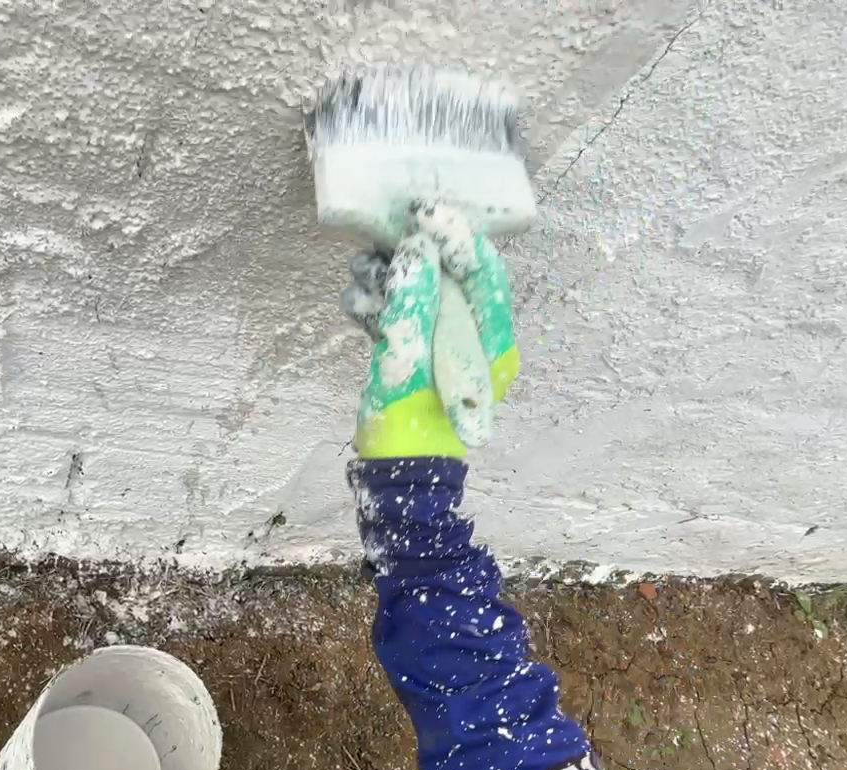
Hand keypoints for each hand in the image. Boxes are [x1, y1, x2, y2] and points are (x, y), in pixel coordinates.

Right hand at [341, 203, 520, 458]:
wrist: (394, 477)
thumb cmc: (410, 431)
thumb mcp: (408, 368)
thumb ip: (413, 307)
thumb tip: (416, 251)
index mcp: (490, 344)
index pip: (484, 276)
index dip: (457, 240)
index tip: (424, 214)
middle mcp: (471, 339)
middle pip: (448, 277)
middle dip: (414, 258)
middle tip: (383, 241)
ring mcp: (441, 345)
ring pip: (419, 292)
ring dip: (388, 278)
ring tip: (361, 274)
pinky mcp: (414, 353)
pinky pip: (399, 313)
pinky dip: (376, 304)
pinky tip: (356, 302)